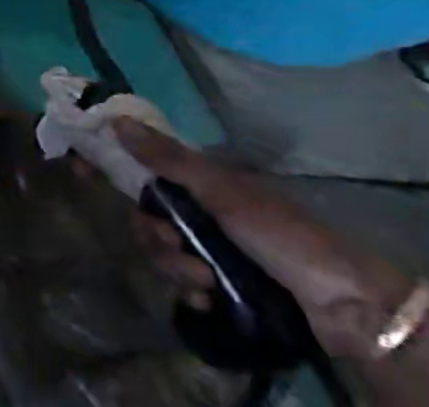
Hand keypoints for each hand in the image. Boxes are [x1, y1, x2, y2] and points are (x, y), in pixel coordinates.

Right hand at [115, 119, 409, 358]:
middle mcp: (199, 210)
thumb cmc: (286, 235)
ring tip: (205, 280)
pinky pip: (180, 280)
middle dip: (152, 234)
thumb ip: (169, 159)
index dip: (108, 163)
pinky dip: (188, 289)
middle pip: (144, 213)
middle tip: (175, 245)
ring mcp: (210, 247)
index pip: (141, 163)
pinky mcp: (220, 281)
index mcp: (201, 181)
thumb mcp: (225, 192)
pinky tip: (207, 298)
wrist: (351, 307)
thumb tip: (116, 120)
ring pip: (159, 248)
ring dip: (174, 265)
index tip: (78, 167)